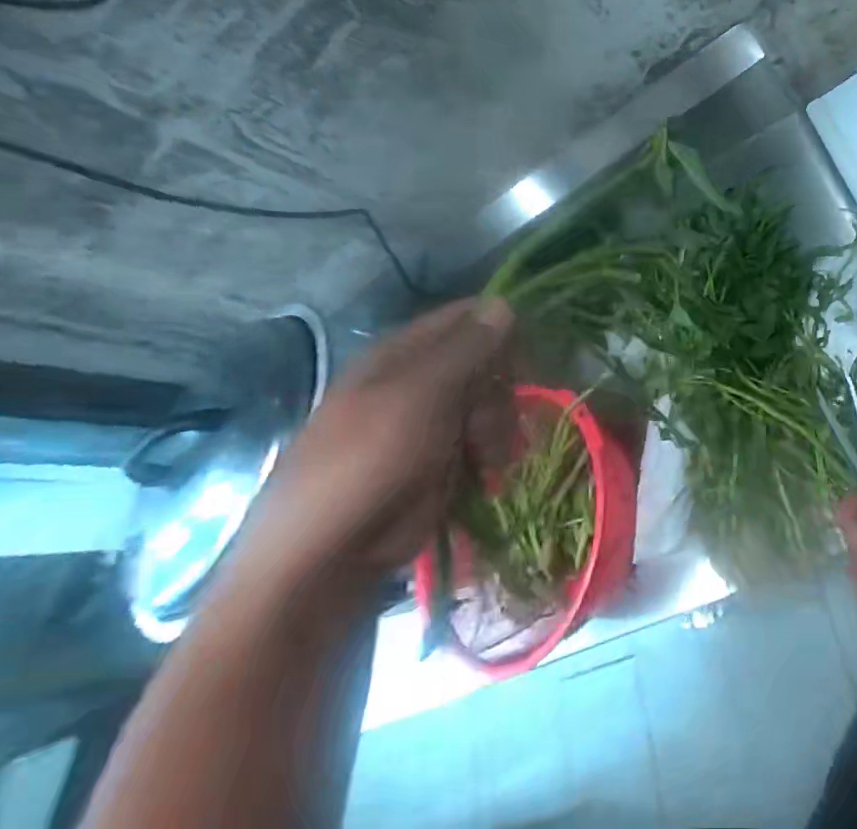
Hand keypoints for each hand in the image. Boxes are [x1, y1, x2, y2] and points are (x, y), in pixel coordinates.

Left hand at [236, 297, 516, 589]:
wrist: (329, 554)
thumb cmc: (369, 461)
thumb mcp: (421, 396)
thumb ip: (466, 350)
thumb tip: (503, 302)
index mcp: (401, 355)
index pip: (464, 319)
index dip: (500, 330)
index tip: (527, 356)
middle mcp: (416, 383)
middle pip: (483, 365)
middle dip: (499, 390)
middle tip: (492, 420)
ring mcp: (429, 425)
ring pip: (488, 406)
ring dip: (498, 427)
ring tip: (488, 455)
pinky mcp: (441, 462)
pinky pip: (482, 442)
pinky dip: (492, 454)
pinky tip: (490, 471)